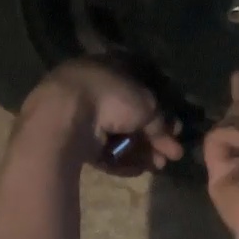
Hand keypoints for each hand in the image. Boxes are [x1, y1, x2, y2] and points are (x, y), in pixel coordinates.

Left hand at [19, 59, 183, 175]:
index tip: (174, 131)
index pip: (142, 90)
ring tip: (157, 167)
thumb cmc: (109, 98)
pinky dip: (120, 160)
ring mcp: (81, 115)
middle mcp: (95, 88)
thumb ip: (160, 120)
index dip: (160, 112)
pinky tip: (136, 171)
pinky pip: (102, 150)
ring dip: (141, 152)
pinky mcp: (72, 139)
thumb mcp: (146, 104)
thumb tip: (171, 138)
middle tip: (170, 155)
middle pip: (131, 117)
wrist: (64, 117)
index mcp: (110, 67)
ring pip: (118, 136)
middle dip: (153, 138)